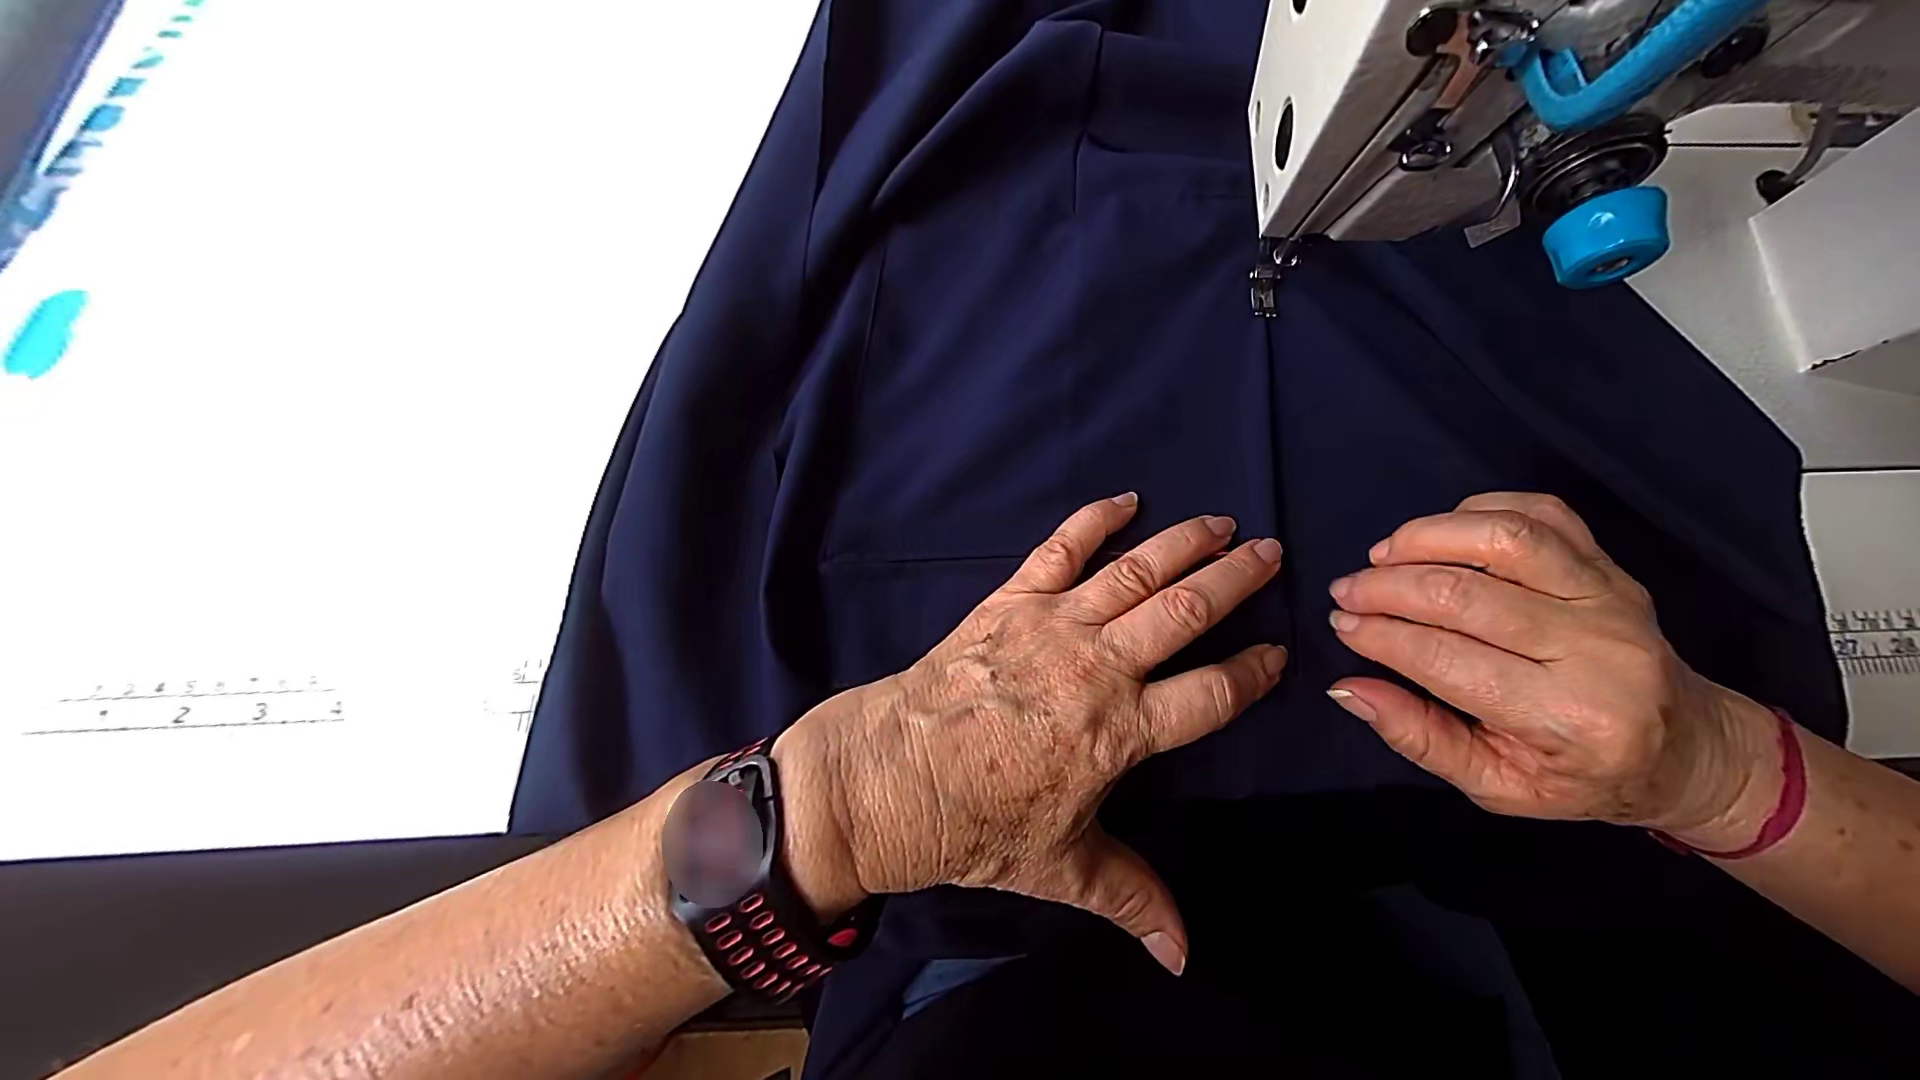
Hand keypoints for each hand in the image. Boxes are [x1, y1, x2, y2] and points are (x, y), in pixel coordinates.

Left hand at [773, 494, 1286, 974]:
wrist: (886, 775)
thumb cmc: (973, 823)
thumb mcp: (1059, 866)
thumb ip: (1131, 898)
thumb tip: (1186, 958)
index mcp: (1118, 731)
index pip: (1212, 695)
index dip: (1256, 672)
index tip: (1281, 652)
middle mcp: (1095, 667)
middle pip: (1185, 614)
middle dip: (1236, 581)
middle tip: (1273, 553)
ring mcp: (1051, 626)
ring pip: (1134, 573)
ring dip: (1183, 545)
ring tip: (1221, 524)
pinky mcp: (1008, 602)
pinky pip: (1059, 550)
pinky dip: (1092, 521)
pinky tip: (1123, 499)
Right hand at [1322, 492, 1781, 851]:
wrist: (1691, 750)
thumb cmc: (1581, 774)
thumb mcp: (1494, 784)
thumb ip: (1416, 736)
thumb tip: (1345, 688)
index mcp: (1568, 717)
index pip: (1444, 657)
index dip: (1378, 634)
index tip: (1341, 624)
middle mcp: (1597, 649)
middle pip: (1463, 594)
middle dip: (1384, 587)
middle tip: (1345, 591)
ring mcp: (1610, 598)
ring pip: (1505, 538)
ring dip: (1426, 536)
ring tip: (1382, 554)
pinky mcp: (1611, 567)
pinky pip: (1541, 513)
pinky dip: (1476, 511)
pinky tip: (1439, 535)